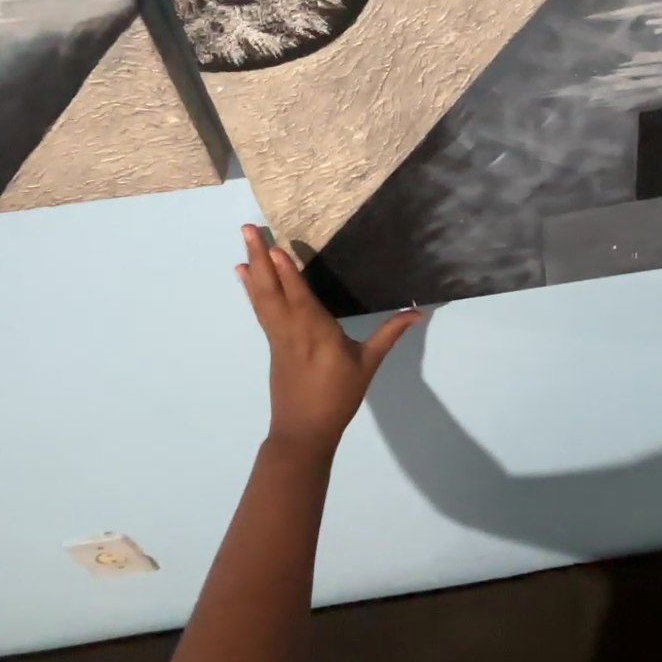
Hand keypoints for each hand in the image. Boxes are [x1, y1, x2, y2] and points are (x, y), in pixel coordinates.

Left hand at [237, 225, 421, 454]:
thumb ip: (389, 333)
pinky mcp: (272, 343)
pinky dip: (251, 289)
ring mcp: (277, 336)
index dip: (287, 272)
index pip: (299, 297)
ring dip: (253, 268)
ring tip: (244, 242)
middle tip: (248, 228)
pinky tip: (244, 275)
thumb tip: (417, 310)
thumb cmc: (338, 397)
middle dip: (260, 258)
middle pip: (272, 290)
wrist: (304, 432)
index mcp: (316, 334)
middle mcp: (292, 330)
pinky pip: (260, 310)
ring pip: (262, 297)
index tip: (276, 246)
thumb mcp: (368, 364)